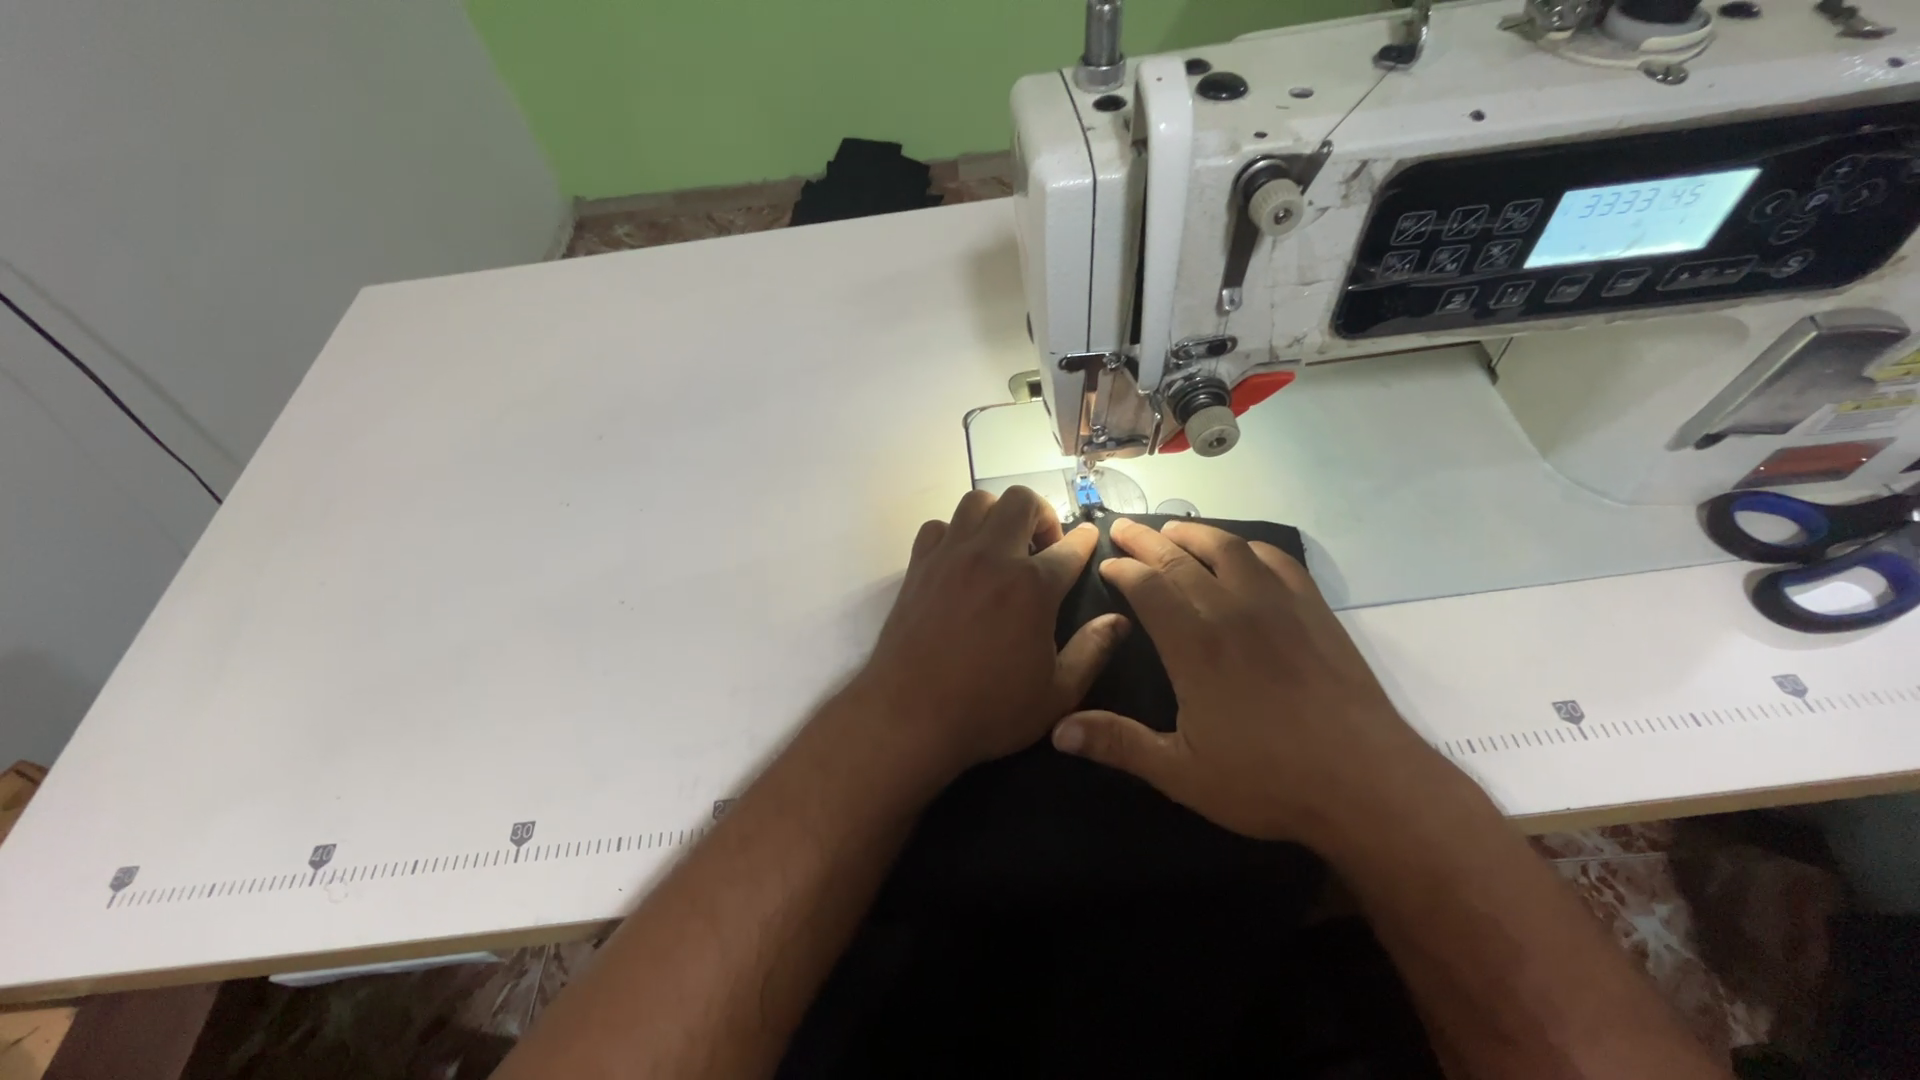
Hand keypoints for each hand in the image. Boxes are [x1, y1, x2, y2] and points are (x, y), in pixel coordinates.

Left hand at [848, 487, 1128, 777]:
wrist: (909, 717)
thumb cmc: (989, 710)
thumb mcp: (1057, 693)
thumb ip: (1092, 651)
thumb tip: (1118, 622)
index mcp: (1032, 586)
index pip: (1071, 546)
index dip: (1086, 541)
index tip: (1089, 540)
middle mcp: (991, 557)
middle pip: (1021, 500)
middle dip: (1041, 515)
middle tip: (1043, 549)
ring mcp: (950, 557)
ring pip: (976, 501)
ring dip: (997, 515)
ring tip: (1002, 547)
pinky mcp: (918, 566)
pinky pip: (939, 526)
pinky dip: (954, 534)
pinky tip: (961, 562)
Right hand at [1049, 518, 1454, 848]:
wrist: (1364, 780)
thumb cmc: (1267, 780)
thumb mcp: (1181, 773)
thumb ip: (1119, 744)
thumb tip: (1058, 732)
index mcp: (1194, 646)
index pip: (1148, 588)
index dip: (1122, 570)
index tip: (1105, 563)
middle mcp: (1232, 612)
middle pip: (1182, 559)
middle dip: (1146, 541)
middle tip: (1123, 529)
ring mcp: (1278, 607)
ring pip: (1229, 549)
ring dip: (1196, 533)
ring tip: (1174, 529)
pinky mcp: (1314, 612)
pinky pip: (1277, 561)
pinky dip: (1251, 547)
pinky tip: (1243, 551)